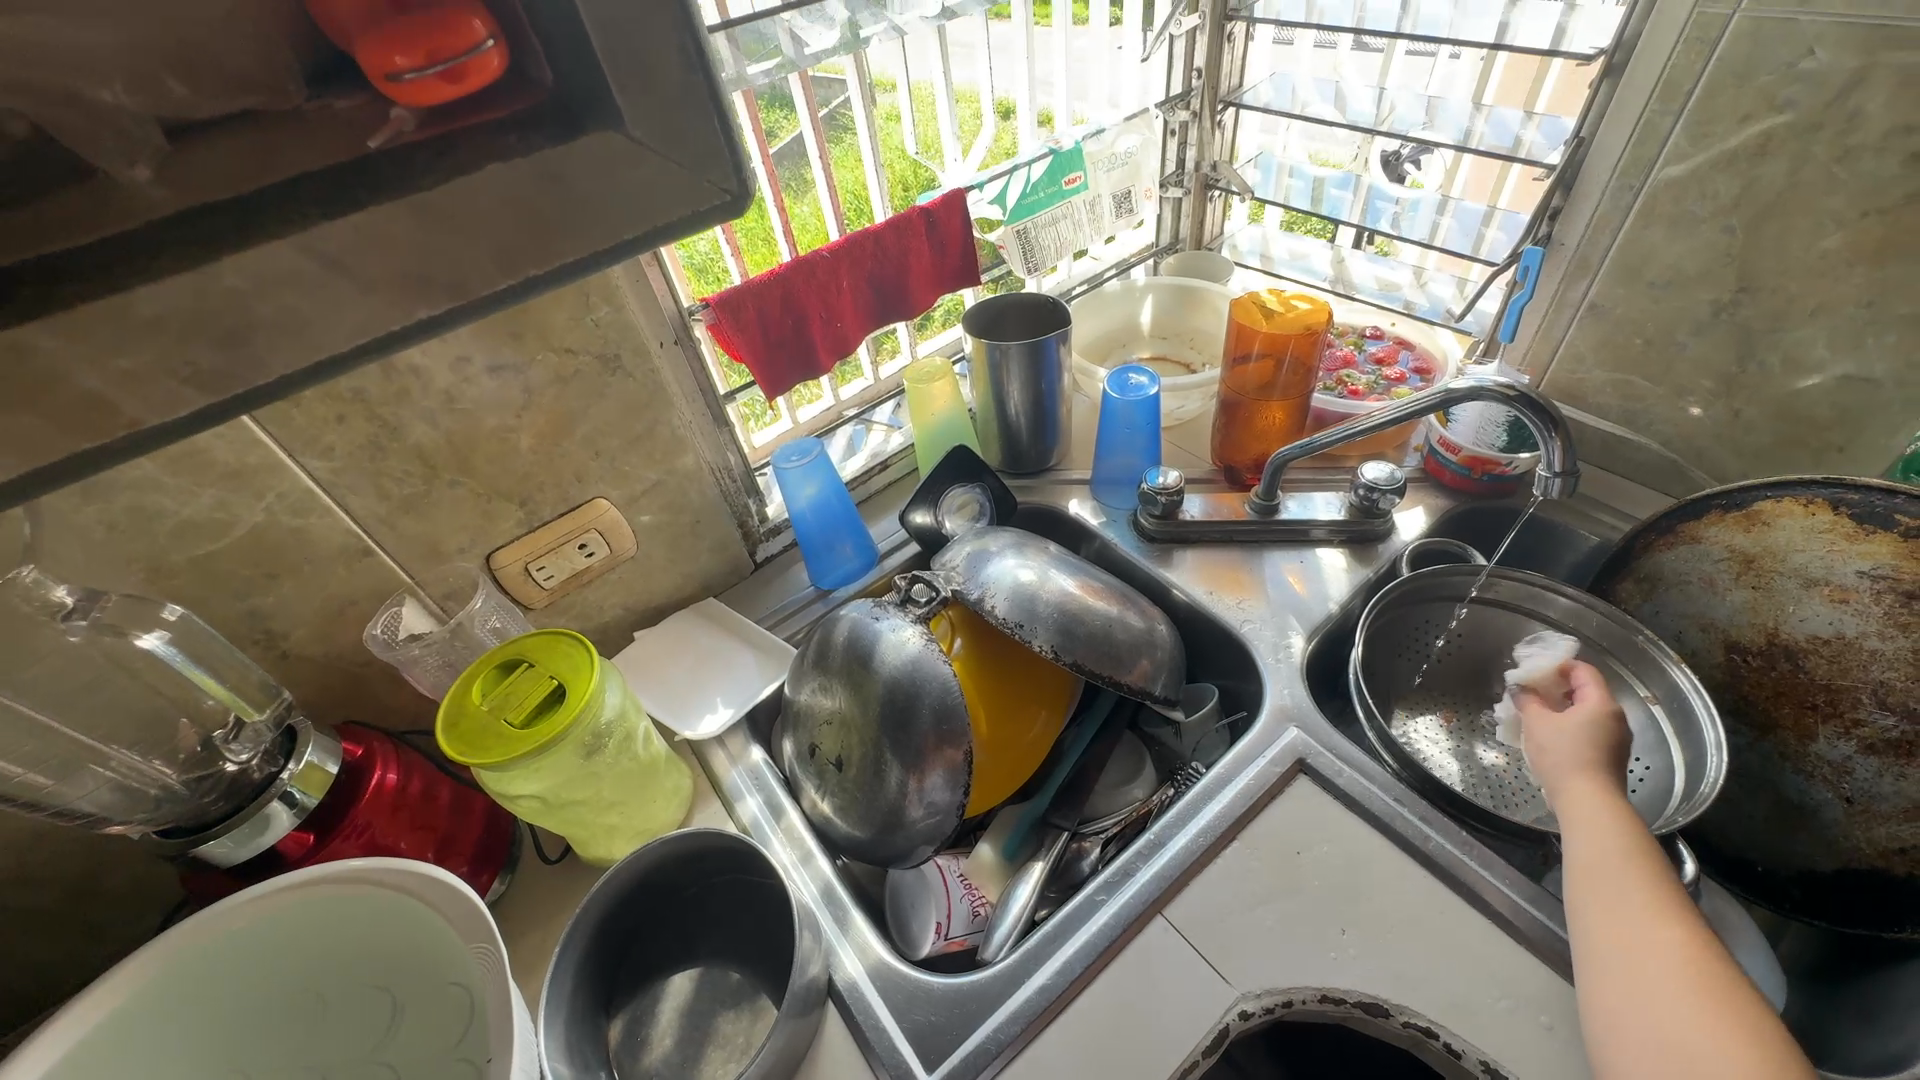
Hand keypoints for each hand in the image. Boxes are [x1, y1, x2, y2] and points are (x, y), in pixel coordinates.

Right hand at [1517, 660, 1630, 809]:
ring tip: (1537, 712)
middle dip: (1557, 687)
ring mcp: (1617, 737)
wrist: (1588, 800)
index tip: (1534, 670)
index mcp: (1601, 703)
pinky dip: (1571, 724)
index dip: (1558, 665)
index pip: (1583, 671)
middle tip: (1531, 690)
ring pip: (1588, 712)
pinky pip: (1591, 729)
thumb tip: (1522, 688)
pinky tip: (1551, 734)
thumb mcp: (1536, 722)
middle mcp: (1615, 717)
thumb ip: (1528, 699)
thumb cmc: (1563, 755)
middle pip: (1587, 691)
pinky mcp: (1612, 755)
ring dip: (1563, 707)